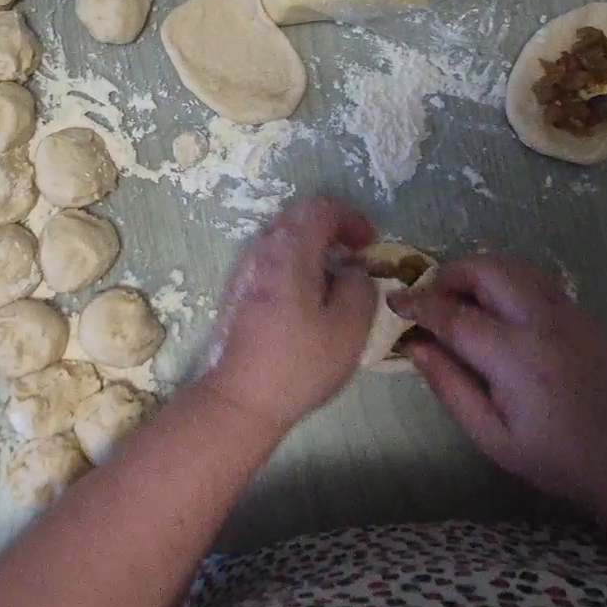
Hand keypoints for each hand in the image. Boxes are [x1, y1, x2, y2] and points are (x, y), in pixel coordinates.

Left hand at [197, 197, 378, 428]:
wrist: (240, 397)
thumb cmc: (300, 363)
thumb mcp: (350, 327)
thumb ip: (359, 287)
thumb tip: (353, 270)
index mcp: (289, 252)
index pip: (320, 209)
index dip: (351, 218)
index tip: (370, 243)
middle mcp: (261, 252)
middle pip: (296, 217)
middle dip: (330, 227)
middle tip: (355, 253)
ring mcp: (243, 271)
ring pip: (280, 238)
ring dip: (310, 245)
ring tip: (334, 275)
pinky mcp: (236, 292)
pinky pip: (269, 260)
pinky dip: (294, 263)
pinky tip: (308, 294)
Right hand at [389, 255, 606, 504]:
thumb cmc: (555, 456)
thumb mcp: (489, 435)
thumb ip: (449, 386)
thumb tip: (414, 347)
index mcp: (514, 356)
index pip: (452, 314)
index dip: (417, 304)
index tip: (393, 302)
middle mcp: (541, 323)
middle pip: (485, 270)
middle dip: (448, 276)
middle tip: (430, 302)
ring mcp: (567, 313)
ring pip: (512, 266)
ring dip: (477, 274)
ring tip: (460, 303)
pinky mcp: (581, 314)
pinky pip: (533, 279)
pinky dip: (503, 281)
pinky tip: (495, 313)